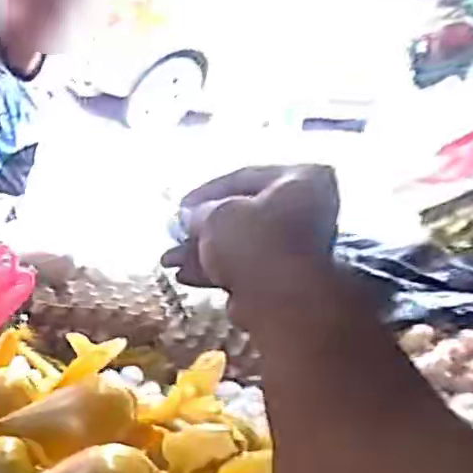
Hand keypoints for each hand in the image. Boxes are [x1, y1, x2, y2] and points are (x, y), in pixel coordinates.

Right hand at [161, 165, 341, 303]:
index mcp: (300, 179)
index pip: (244, 177)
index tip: (179, 206)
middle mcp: (303, 207)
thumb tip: (189, 215)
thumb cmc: (253, 242)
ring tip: (169, 260)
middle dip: (199, 227)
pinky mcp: (277, 275)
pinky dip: (211, 269)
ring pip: (235, 243)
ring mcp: (291, 244)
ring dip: (200, 251)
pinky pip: (239, 265)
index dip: (205, 192)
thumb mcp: (216, 216)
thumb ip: (199, 211)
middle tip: (174, 234)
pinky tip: (184, 274)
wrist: (277, 296)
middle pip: (240, 213)